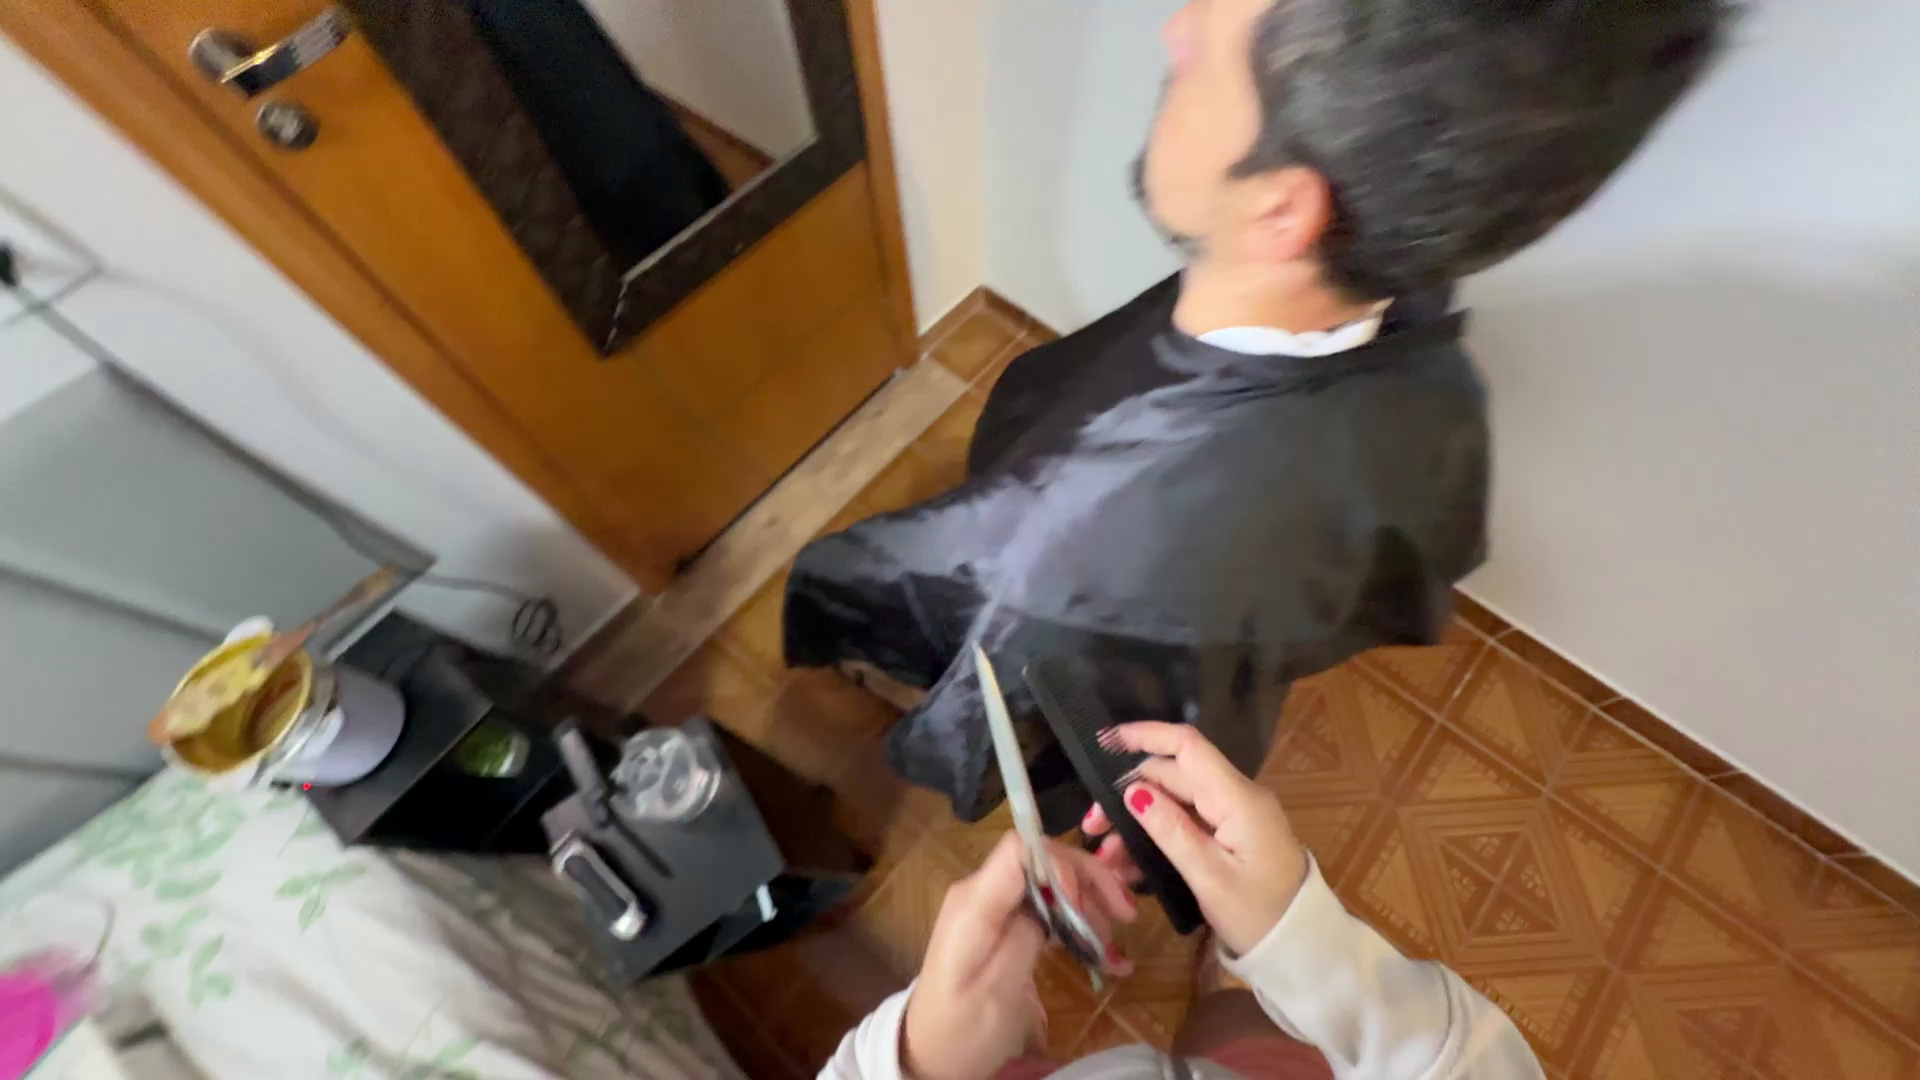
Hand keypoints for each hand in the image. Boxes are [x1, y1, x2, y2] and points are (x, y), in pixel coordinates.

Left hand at [903, 832, 1137, 1079]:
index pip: (1019, 848)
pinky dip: (1074, 921)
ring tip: (1117, 945)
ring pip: (1047, 880)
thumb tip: (1052, 902)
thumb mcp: (998, 990)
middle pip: (1041, 859)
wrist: (929, 1054)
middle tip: (1127, 915)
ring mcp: (991, 903)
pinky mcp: (999, 920)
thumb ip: (1024, 935)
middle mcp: (982, 889)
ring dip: (1088, 904)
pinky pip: (1041, 905)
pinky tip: (1101, 951)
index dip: (1059, 863)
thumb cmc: (962, 1029)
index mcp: (976, 901)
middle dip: (1087, 880)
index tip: (1086, 903)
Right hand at [1082, 721, 1309, 954]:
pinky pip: (1186, 821)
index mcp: (1237, 798)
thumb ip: (1171, 831)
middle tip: (1092, 826)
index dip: (1147, 735)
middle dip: (1128, 794)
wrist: (1304, 951)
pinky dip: (1157, 835)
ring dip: (1138, 821)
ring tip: (1107, 855)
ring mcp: (1233, 814)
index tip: (1107, 740)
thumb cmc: (1261, 916)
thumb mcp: (1210, 878)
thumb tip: (1133, 791)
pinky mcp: (1230, 833)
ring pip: (1173, 801)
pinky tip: (1130, 863)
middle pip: (1172, 776)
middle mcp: (1235, 796)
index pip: (1188, 746)